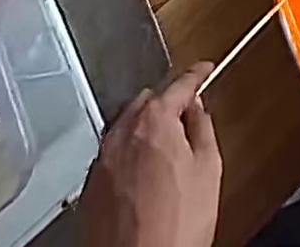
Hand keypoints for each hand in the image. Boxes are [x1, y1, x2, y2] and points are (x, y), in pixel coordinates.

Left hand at [82, 63, 222, 246]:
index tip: (204, 70)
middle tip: (188, 116)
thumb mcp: (208, 170)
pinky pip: (113, 151)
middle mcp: (123, 131)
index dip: (197, 74)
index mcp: (155, 119)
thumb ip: (204, 128)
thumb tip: (198, 110)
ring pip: (127, 123)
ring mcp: (103, 157)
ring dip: (147, 126)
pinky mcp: (91, 184)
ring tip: (166, 149)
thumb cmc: (172, 229)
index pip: (181, 83)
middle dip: (169, 103)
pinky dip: (129, 151)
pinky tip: (143, 174)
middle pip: (150, 99)